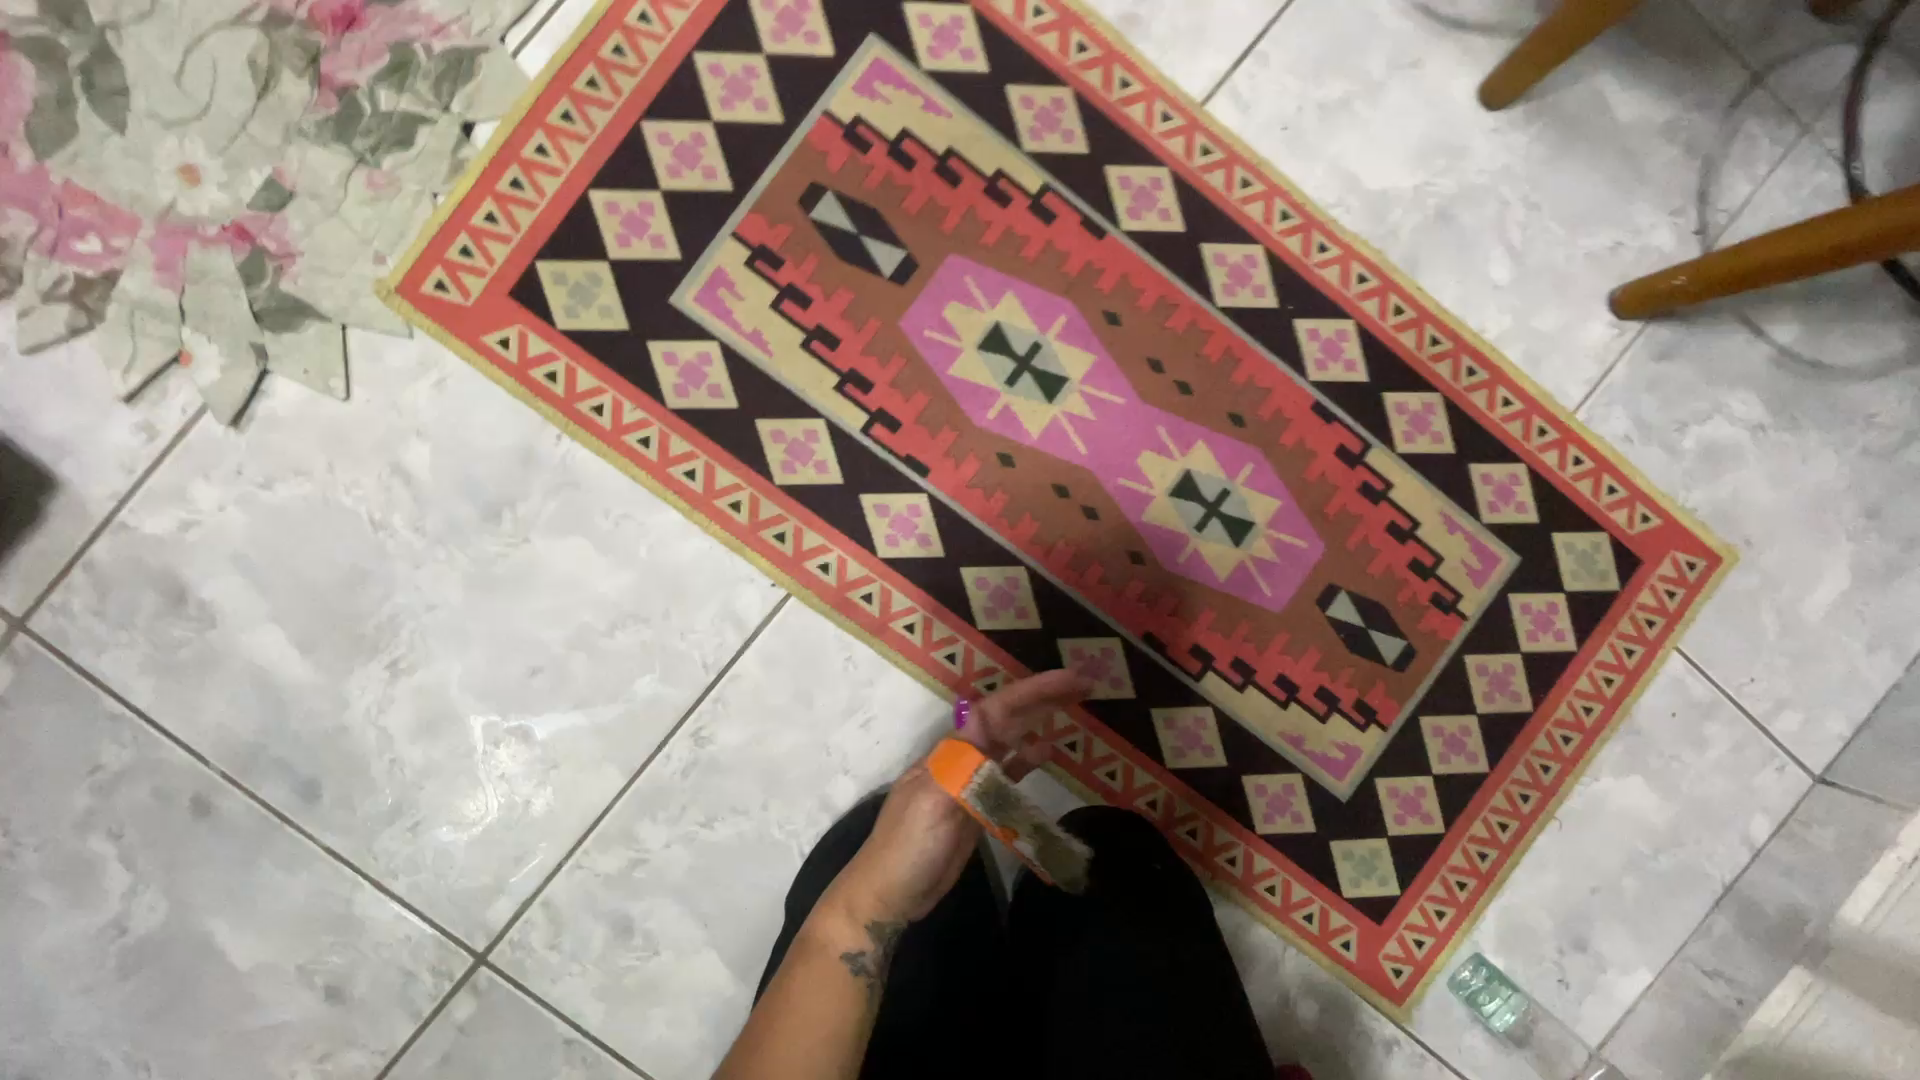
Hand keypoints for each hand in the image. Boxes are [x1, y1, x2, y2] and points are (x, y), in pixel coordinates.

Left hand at [818, 670, 1090, 928]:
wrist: (889, 893)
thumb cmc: (907, 847)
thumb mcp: (931, 804)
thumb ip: (961, 763)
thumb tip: (986, 718)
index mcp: (951, 752)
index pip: (998, 710)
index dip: (1033, 692)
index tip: (1069, 679)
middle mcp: (963, 758)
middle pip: (1007, 719)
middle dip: (1042, 698)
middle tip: (1084, 684)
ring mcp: (970, 782)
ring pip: (1010, 741)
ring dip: (1038, 721)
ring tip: (1073, 706)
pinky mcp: (978, 807)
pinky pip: (1007, 774)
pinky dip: (1027, 760)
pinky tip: (1047, 751)